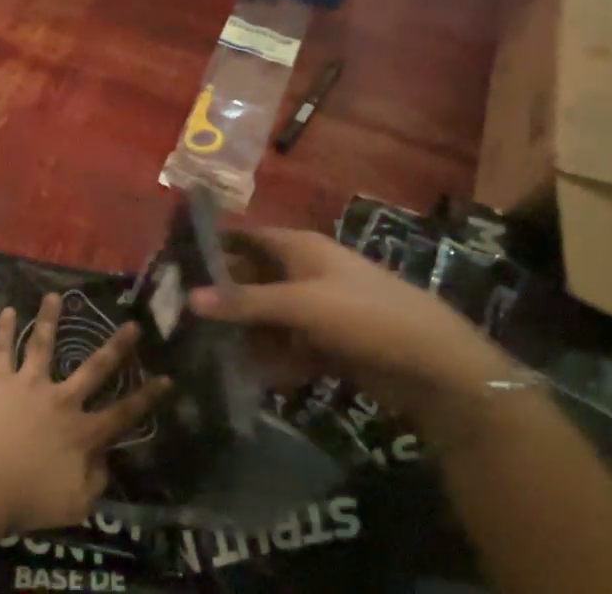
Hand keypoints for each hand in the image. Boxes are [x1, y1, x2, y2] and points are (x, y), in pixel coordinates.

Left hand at [0, 293, 170, 533]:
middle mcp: (61, 400)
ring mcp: (28, 384)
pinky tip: (6, 310)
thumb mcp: (76, 504)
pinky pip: (2, 348)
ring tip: (54, 295)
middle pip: (94, 368)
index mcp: (83, 433)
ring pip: (42, 343)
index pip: (124, 413)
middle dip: (116, 347)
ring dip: (49, 318)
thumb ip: (95, 480)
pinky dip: (4, 328)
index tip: (166, 377)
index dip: (147, 397)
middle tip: (132, 325)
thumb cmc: (28, 499)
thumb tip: (104, 459)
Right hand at [191, 227, 516, 427]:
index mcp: (299, 248)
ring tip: (200, 349)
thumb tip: (187, 299)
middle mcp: (304, 272)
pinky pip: (284, 346)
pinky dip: (266, 357)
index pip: (242, 238)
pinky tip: (242, 374)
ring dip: (239, 332)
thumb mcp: (301, 306)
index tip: (172, 264)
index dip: (210, 248)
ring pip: (264, 316)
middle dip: (218, 297)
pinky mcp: (326, 342)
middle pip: (249, 279)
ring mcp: (316, 309)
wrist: (440, 369)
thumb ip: (243, 303)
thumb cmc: (368, 316)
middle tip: (177, 315)